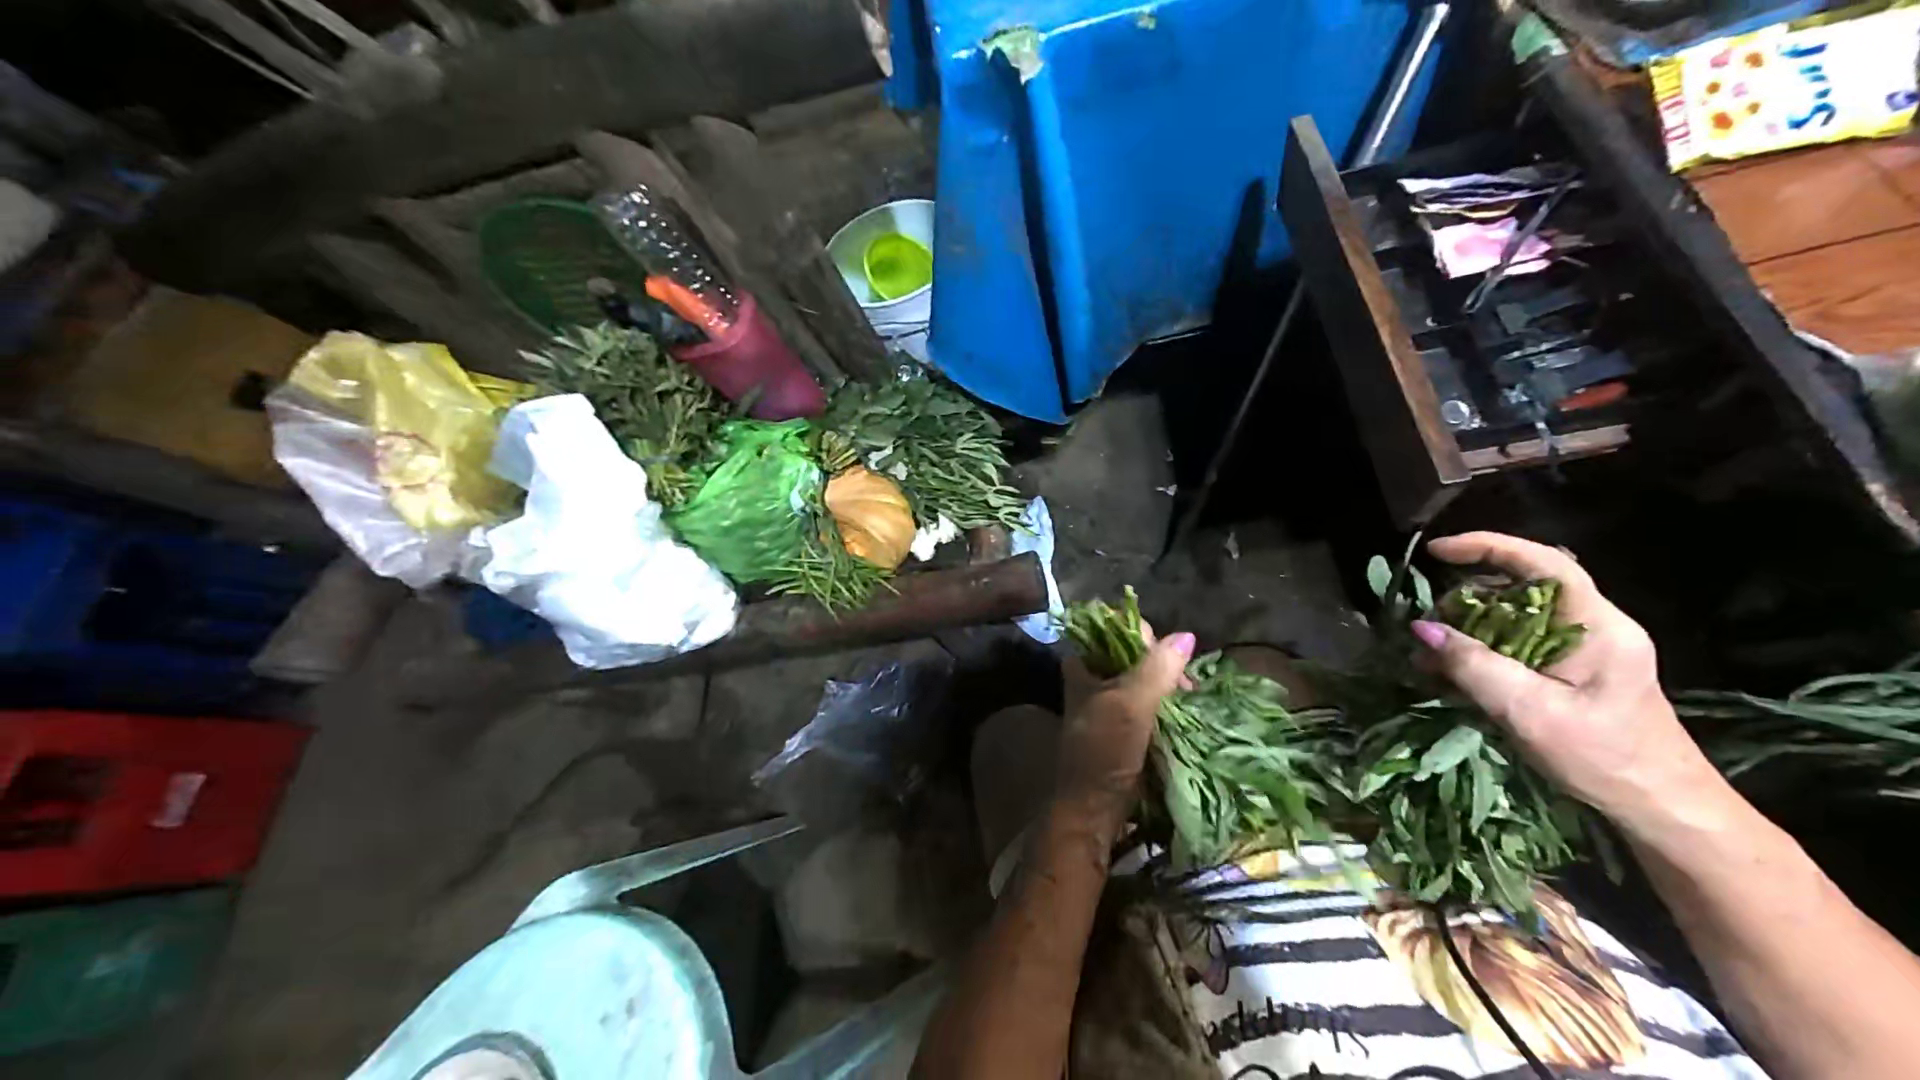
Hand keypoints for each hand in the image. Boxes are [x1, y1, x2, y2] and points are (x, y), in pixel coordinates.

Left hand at [1054, 626, 1194, 836]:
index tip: (1169, 658)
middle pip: (1137, 655)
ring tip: (1191, 699)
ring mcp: (1111, 705)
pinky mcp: (1126, 729)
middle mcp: (1095, 679)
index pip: (1119, 630)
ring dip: (1171, 687)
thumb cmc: (1102, 751)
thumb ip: (1156, 669)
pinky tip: (1187, 713)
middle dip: (1166, 665)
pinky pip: (1153, 706)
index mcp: (1084, 665)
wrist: (1092, 810)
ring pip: (1148, 681)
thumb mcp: (1129, 704)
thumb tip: (1187, 636)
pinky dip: (1170, 706)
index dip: (1147, 638)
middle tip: (1187, 685)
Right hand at [1411, 532, 1729, 834]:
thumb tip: (1421, 628)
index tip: (1436, 552)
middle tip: (1425, 629)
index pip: (1542, 562)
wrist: (1662, 809)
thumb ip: (1472, 665)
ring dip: (1464, 631)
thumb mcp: (1528, 710)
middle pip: (1518, 588)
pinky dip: (1478, 653)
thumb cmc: (1604, 758)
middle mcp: (1592, 626)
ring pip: (1510, 617)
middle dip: (1463, 601)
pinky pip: (1515, 644)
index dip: (1486, 547)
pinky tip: (1449, 675)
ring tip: (1428, 660)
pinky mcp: (1570, 671)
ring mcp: (1582, 649)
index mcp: (1597, 625)